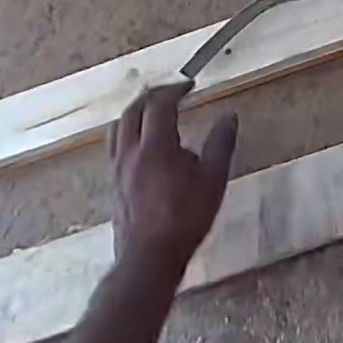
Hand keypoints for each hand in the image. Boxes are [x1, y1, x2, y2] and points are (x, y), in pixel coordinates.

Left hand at [109, 80, 237, 270]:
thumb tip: (229, 116)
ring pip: (118, 128)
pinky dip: (129, 132)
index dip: (175, 90)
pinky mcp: (113, 185)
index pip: (159, 106)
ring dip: (136, 112)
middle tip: (172, 91)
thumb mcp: (214, 177)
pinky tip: (145, 144)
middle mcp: (130, 154)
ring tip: (154, 111)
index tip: (191, 85)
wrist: (150, 257)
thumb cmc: (186, 216)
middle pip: (132, 112)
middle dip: (152, 96)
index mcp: (155, 147)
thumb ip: (221, 142)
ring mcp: (117, 170)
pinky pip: (115, 147)